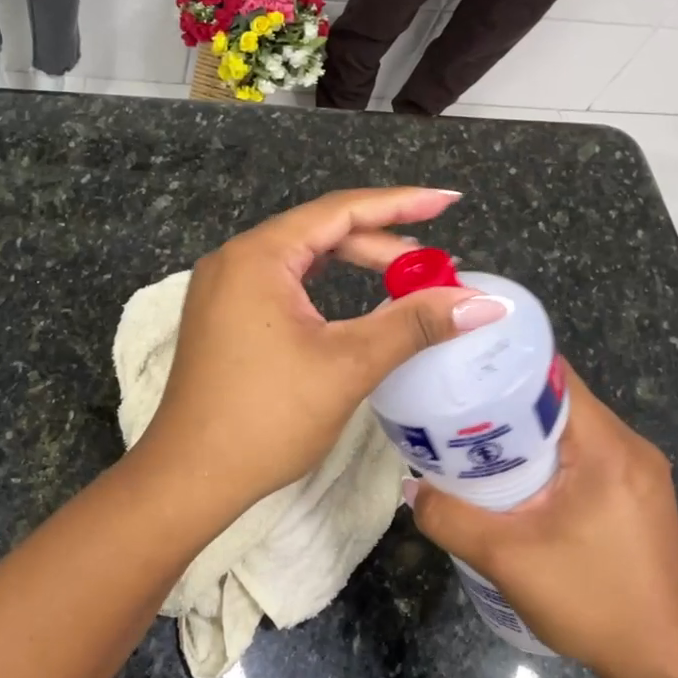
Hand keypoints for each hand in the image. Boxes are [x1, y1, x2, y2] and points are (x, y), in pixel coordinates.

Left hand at [131, 188, 509, 508]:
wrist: (190, 475)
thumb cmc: (267, 416)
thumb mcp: (349, 365)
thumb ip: (415, 325)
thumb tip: (487, 304)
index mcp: (257, 256)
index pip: (338, 211)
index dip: (398, 203)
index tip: (447, 201)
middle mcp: (234, 259)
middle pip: (319, 232)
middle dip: (379, 243)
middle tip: (434, 266)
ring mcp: (222, 288)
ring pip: (300, 258)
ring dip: (352, 263)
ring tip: (404, 279)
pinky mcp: (221, 315)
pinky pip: (281, 282)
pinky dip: (323, 286)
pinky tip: (352, 302)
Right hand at [408, 361, 677, 677]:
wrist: (661, 668)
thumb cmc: (591, 603)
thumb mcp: (506, 560)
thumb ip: (450, 519)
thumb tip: (411, 488)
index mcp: (610, 448)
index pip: (554, 376)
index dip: (502, 366)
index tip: (457, 370)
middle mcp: (631, 449)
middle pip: (557, 401)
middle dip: (503, 404)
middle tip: (451, 412)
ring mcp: (638, 474)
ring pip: (568, 430)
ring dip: (523, 435)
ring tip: (471, 445)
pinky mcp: (636, 498)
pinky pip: (583, 457)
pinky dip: (545, 458)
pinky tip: (511, 480)